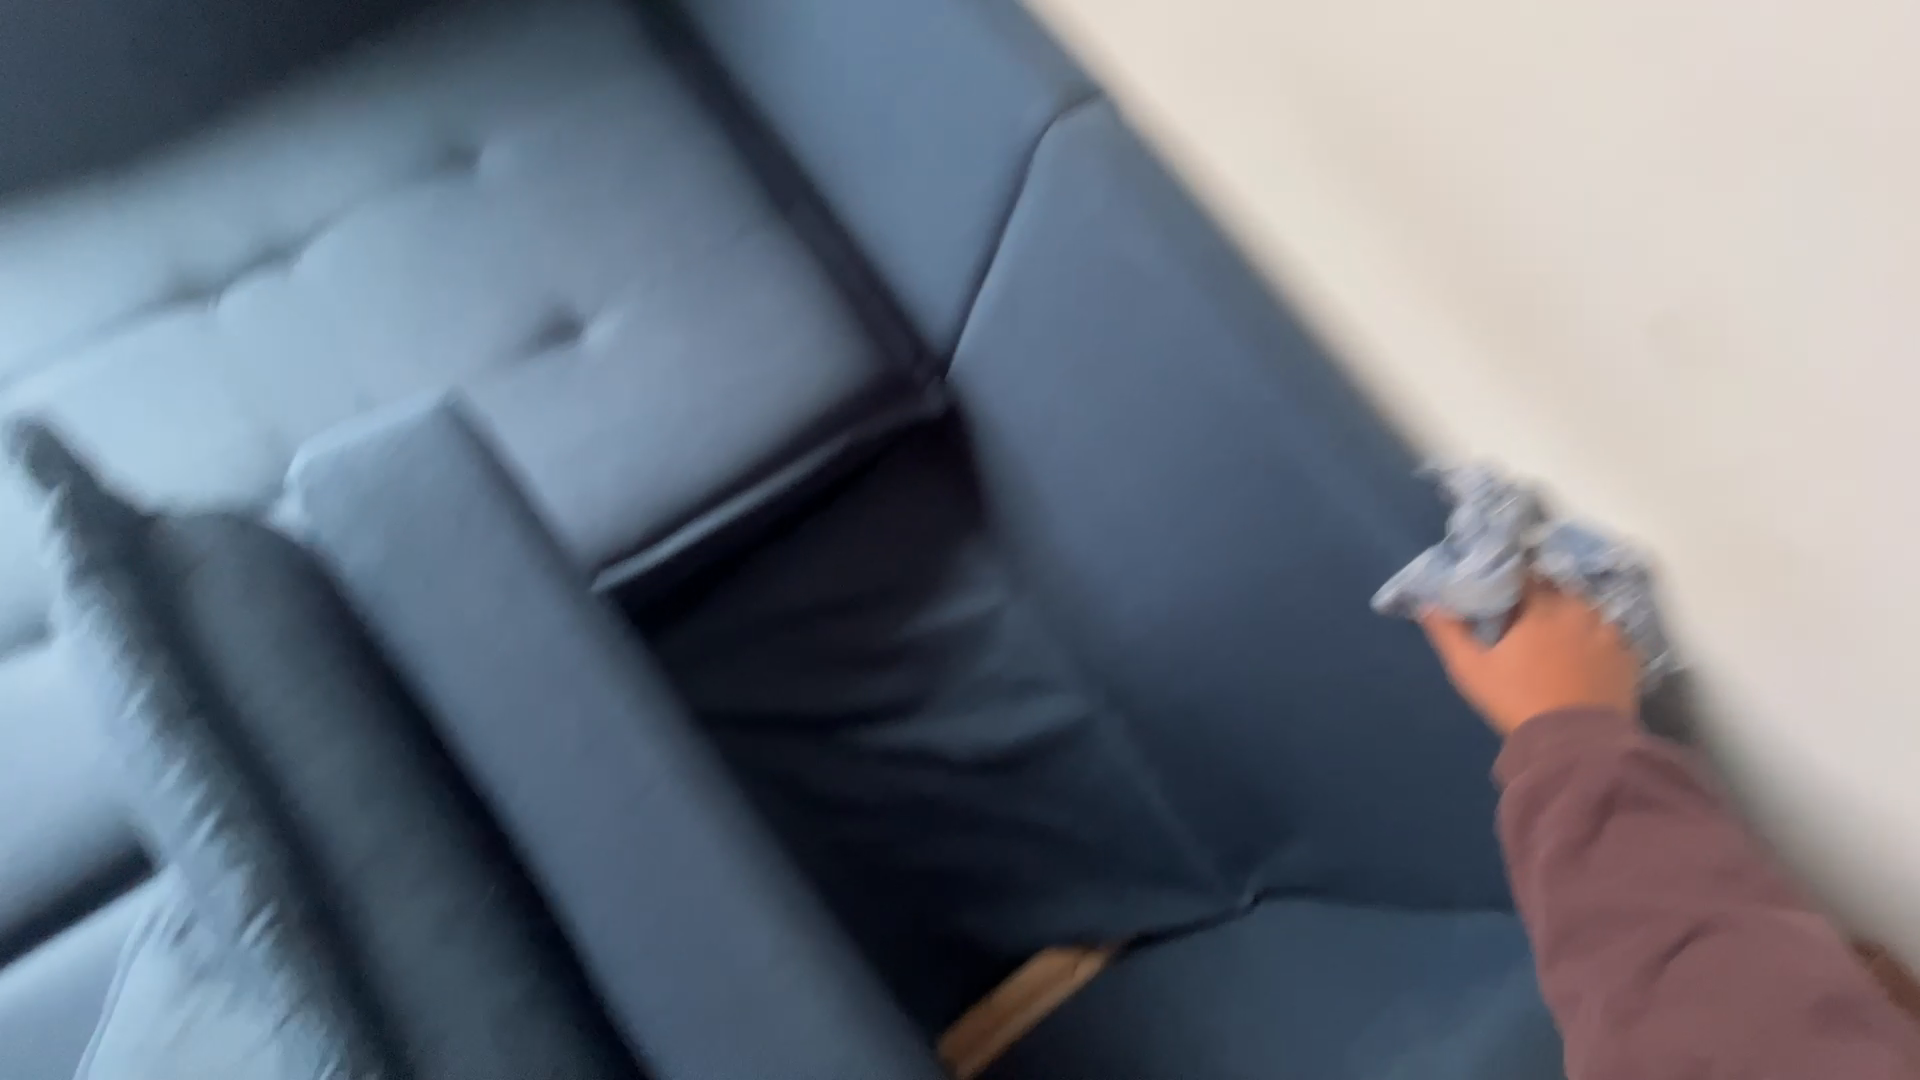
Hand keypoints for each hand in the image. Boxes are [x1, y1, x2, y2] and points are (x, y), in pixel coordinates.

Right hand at [1420, 583, 1638, 735]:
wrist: (1577, 744)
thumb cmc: (1517, 698)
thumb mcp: (1469, 668)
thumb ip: (1448, 632)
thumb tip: (1427, 605)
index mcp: (1542, 608)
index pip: (1525, 576)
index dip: (1508, 581)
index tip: (1496, 592)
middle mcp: (1581, 612)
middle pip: (1558, 590)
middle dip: (1539, 596)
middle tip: (1520, 613)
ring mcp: (1611, 634)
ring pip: (1586, 611)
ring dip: (1568, 615)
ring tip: (1552, 633)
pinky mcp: (1630, 658)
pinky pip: (1608, 635)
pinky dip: (1593, 638)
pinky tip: (1580, 655)